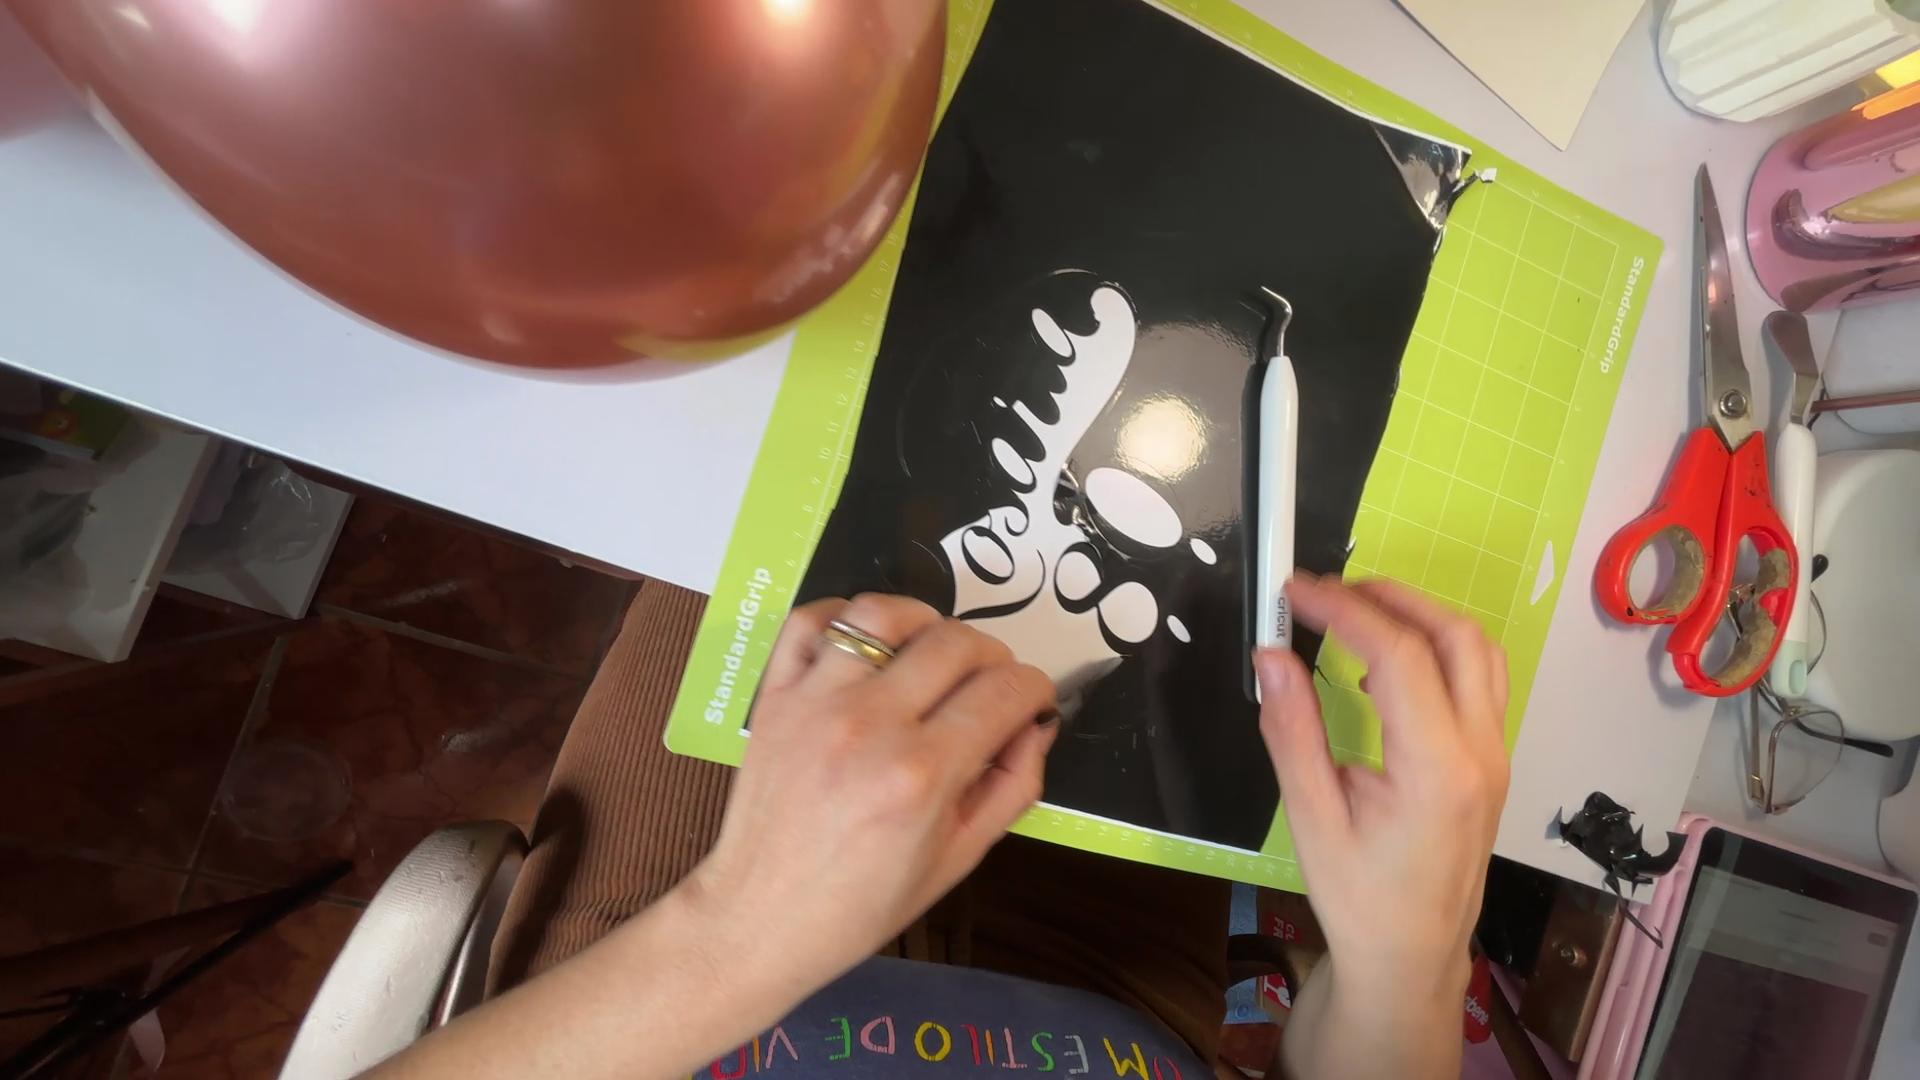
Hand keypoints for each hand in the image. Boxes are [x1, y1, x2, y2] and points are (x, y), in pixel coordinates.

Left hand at [684, 593, 1058, 992]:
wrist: (762, 918)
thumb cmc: (864, 902)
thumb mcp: (961, 857)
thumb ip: (1013, 784)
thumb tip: (1037, 723)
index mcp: (923, 775)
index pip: (1006, 691)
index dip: (1036, 687)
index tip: (1032, 698)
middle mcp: (870, 725)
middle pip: (957, 641)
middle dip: (994, 656)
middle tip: (991, 683)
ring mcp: (816, 701)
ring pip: (886, 615)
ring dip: (926, 622)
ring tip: (932, 652)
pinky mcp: (776, 694)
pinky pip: (811, 619)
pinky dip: (845, 615)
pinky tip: (869, 644)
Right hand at [1255, 574, 1509, 1079]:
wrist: (1411, 956)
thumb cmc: (1357, 894)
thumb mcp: (1310, 817)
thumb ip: (1291, 730)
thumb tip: (1271, 655)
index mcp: (1437, 768)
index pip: (1398, 656)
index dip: (1342, 609)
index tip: (1293, 591)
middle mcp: (1481, 751)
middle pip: (1456, 637)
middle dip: (1389, 597)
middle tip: (1324, 591)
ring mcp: (1494, 754)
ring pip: (1477, 652)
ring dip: (1417, 613)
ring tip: (1352, 609)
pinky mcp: (1488, 759)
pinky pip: (1475, 677)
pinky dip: (1431, 644)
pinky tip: (1380, 659)